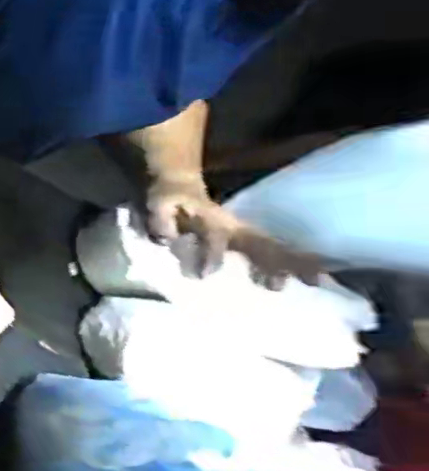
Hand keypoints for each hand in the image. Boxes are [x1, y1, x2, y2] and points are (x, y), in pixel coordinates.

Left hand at [146, 179, 320, 286]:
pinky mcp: (246, 234)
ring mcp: (243, 229)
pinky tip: (313, 273)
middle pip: (257, 244)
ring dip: (291, 263)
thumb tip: (166, 240)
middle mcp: (234, 226)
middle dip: (271, 264)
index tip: (206, 274)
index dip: (210, 255)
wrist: (181, 184)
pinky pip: (273, 246)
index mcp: (212, 220)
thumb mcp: (158, 204)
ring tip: (311, 282)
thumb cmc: (169, 196)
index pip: (215, 239)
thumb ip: (161, 221)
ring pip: (272, 247)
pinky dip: (296, 258)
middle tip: (278, 287)